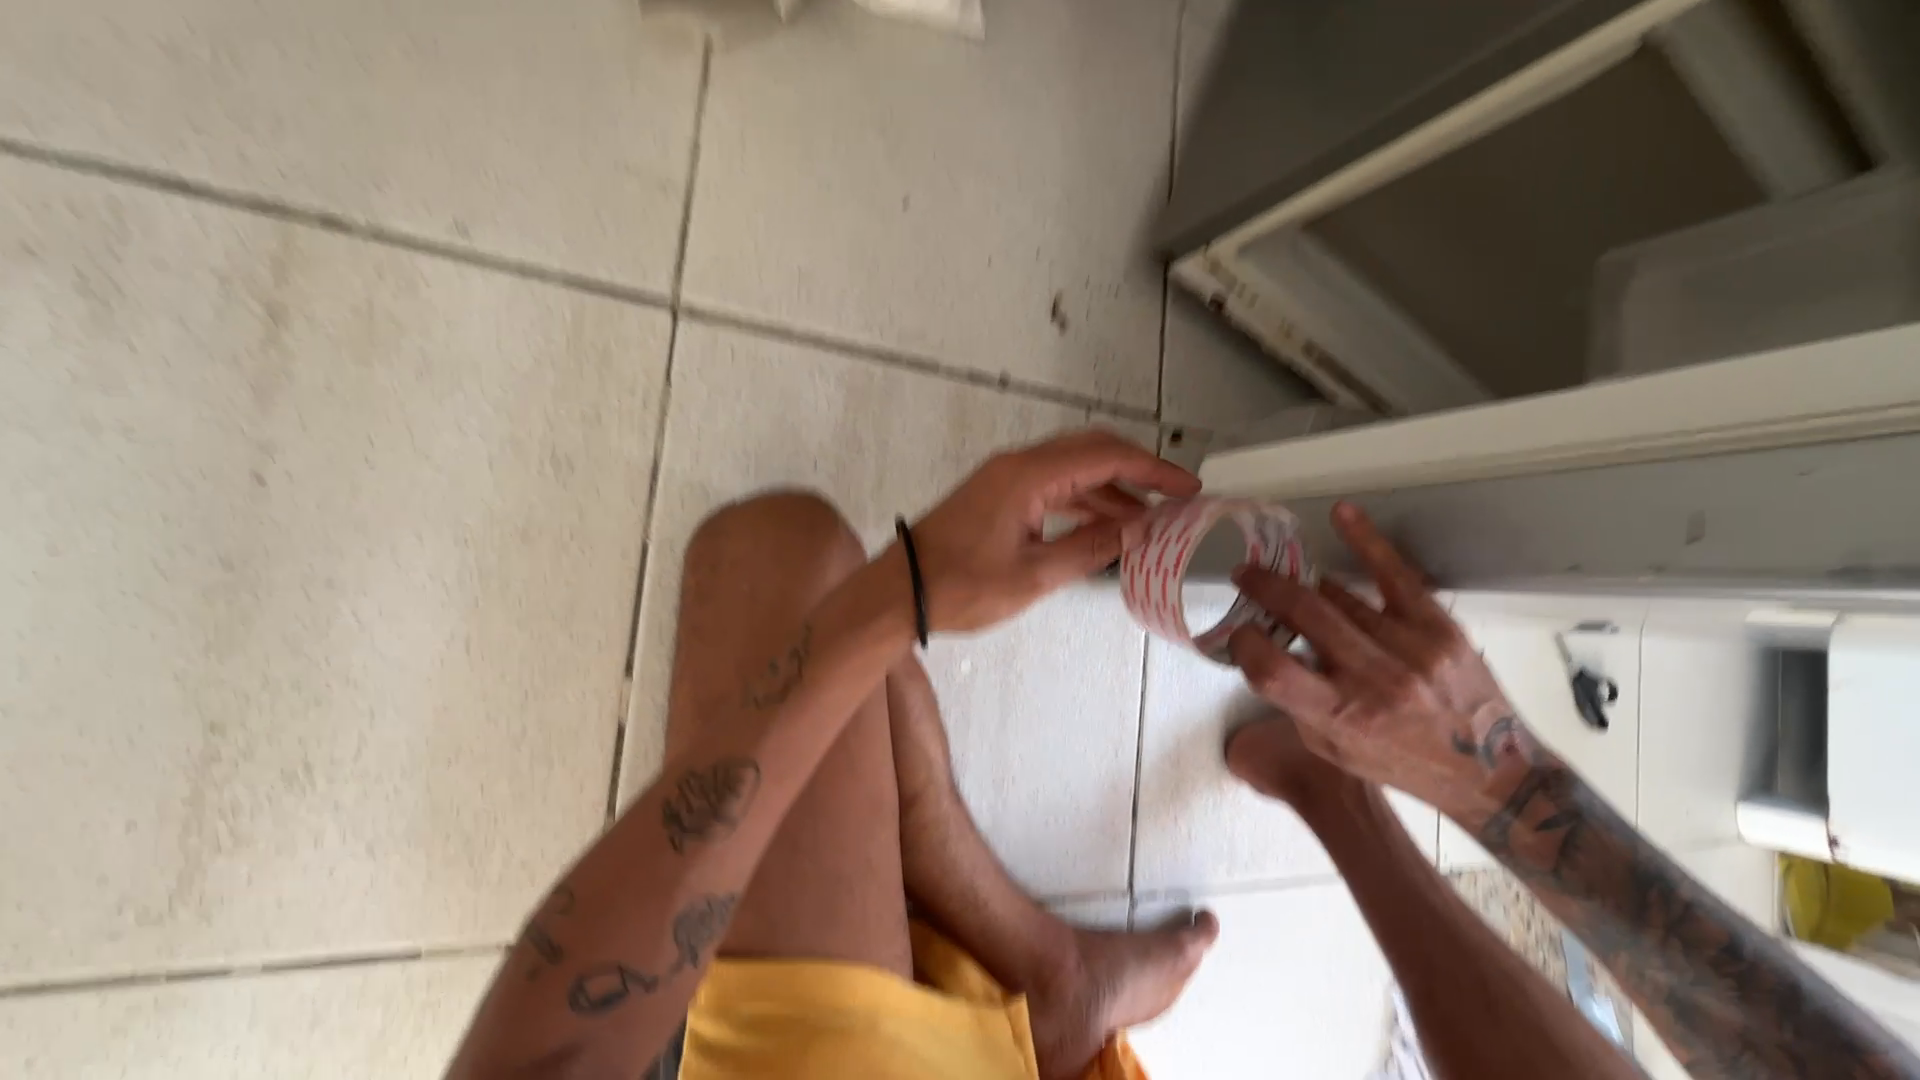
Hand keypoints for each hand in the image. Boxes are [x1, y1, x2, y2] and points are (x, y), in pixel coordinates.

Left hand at [907, 429, 1199, 633]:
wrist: (899, 592)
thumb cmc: (960, 587)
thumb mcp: (1034, 575)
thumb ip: (1090, 546)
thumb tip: (1138, 529)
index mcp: (1028, 476)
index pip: (1105, 456)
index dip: (1152, 469)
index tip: (1187, 487)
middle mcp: (1018, 466)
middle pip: (1091, 451)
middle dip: (1136, 471)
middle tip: (1174, 496)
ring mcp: (1005, 478)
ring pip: (1072, 470)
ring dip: (1111, 489)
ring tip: (1149, 519)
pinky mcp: (998, 495)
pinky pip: (1052, 487)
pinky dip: (1083, 501)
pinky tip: (1106, 525)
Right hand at [1225, 502, 1520, 819]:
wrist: (1488, 767)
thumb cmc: (1397, 760)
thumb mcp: (1332, 748)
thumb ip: (1297, 701)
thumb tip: (1272, 645)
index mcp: (1341, 716)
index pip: (1272, 670)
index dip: (1245, 643)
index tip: (1240, 631)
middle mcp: (1374, 679)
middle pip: (1305, 615)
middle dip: (1264, 588)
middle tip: (1244, 575)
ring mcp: (1410, 647)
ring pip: (1340, 597)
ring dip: (1304, 583)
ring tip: (1285, 575)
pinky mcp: (1438, 626)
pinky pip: (1395, 574)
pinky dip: (1365, 540)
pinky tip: (1341, 515)